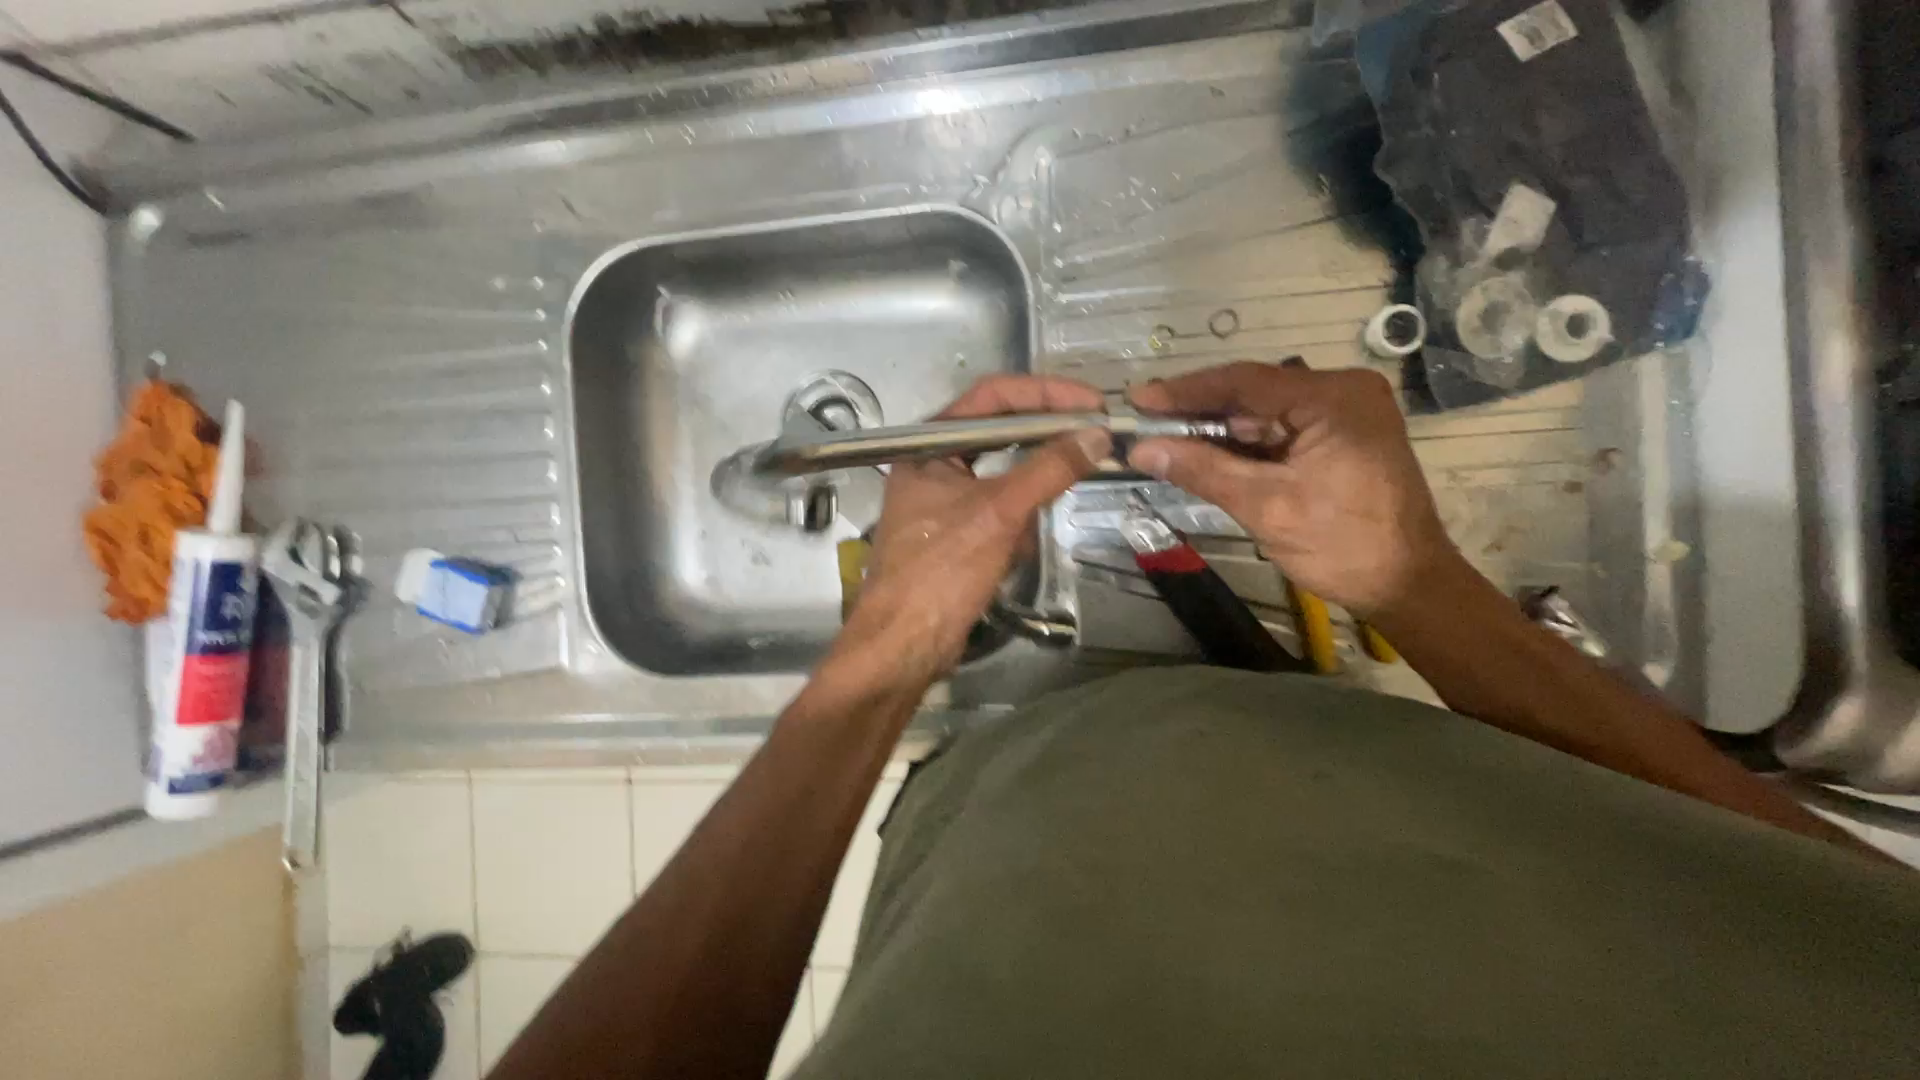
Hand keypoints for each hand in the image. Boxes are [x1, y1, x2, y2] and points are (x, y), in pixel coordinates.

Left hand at [839, 375, 1109, 680]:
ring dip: (1024, 504)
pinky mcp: (956, 535)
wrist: (902, 645)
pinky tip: (1009, 558)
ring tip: (1024, 533)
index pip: (994, 396)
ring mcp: (943, 500)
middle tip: (1093, 445)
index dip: (1047, 394)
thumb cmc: (941, 571)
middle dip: (1042, 450)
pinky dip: (1013, 530)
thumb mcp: (999, 513)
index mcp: (929, 445)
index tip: (1093, 404)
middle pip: (1002, 436)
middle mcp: (933, 464)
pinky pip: (999, 515)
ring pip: (1005, 480)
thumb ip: (1049, 469)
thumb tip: (1097, 434)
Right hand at [1126, 360, 1457, 618]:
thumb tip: (1142, 450)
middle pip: (1254, 393)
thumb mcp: (1267, 507)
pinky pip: (1280, 431)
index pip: (1245, 382)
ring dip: (1218, 430)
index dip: (1186, 391)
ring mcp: (1344, 414)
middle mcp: (1342, 392)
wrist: (1407, 585)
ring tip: (1165, 441)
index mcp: (1334, 397)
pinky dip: (1244, 445)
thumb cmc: (1343, 545)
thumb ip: (1203, 471)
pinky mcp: (1341, 437)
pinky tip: (1207, 454)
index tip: (1139, 399)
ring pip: (1264, 413)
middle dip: (1199, 412)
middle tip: (1146, 424)